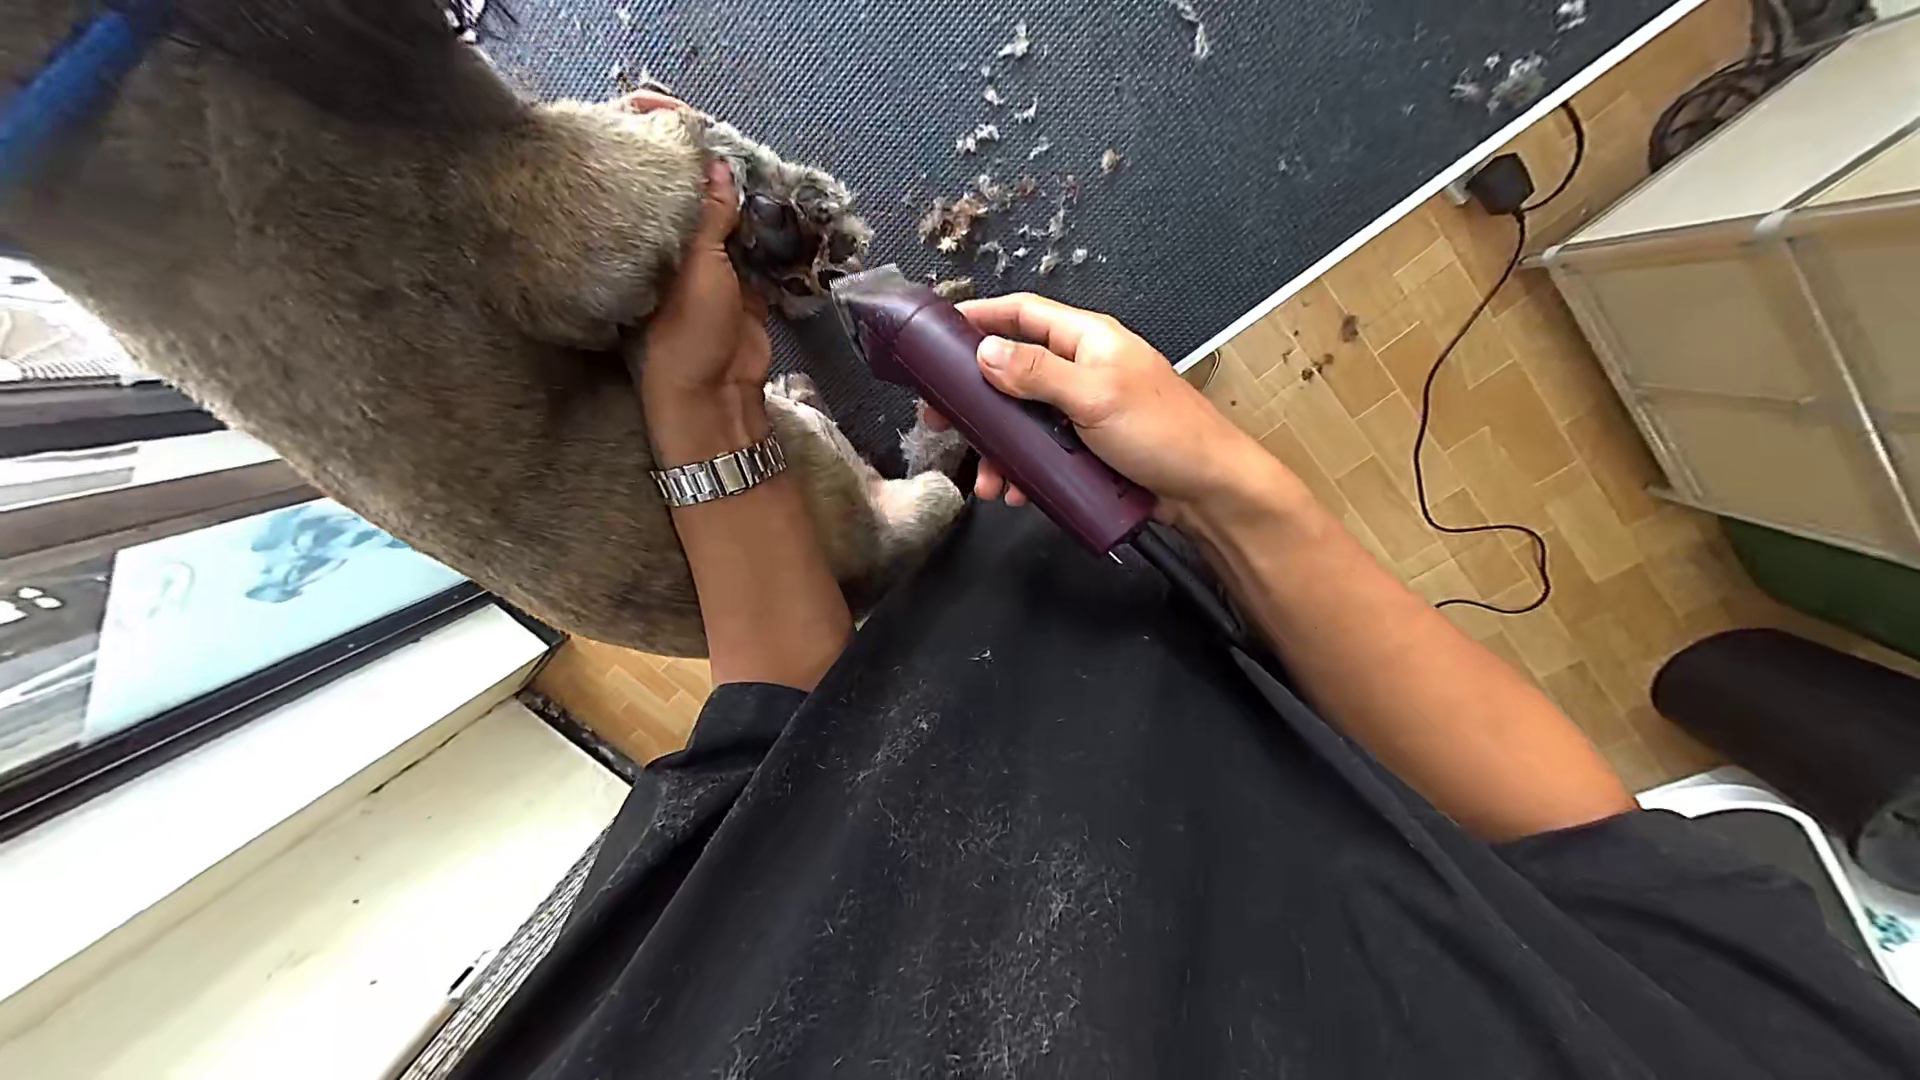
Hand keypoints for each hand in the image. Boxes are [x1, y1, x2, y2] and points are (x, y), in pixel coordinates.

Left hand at [635, 143, 771, 464]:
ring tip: (771, 177)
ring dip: (753, 211)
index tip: (691, 123)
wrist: (717, 395)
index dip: (671, 156)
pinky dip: (774, 243)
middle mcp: (680, 254)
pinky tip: (785, 218)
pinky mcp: (748, 296)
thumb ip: (708, 215)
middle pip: (701, 204)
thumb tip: (715, 162)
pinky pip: (762, 260)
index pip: (658, 187)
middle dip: (721, 180)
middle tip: (744, 148)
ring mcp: (717, 276)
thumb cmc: (687, 330)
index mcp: (649, 244)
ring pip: (736, 230)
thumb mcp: (697, 266)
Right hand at [948, 293, 1297, 523]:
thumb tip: (985, 352)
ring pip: (1020, 421)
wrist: (1206, 490)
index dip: (980, 318)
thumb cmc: (1164, 432)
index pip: (1022, 314)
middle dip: (975, 399)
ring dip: (997, 449)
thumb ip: (1039, 372)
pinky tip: (1015, 490)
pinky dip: (1022, 470)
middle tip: (942, 420)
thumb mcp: (1096, 395)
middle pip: (1011, 373)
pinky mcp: (1082, 448)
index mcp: (1085, 340)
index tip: (940, 335)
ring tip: (986, 480)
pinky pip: (1039, 453)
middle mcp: (1078, 370)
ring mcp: (1079, 411)